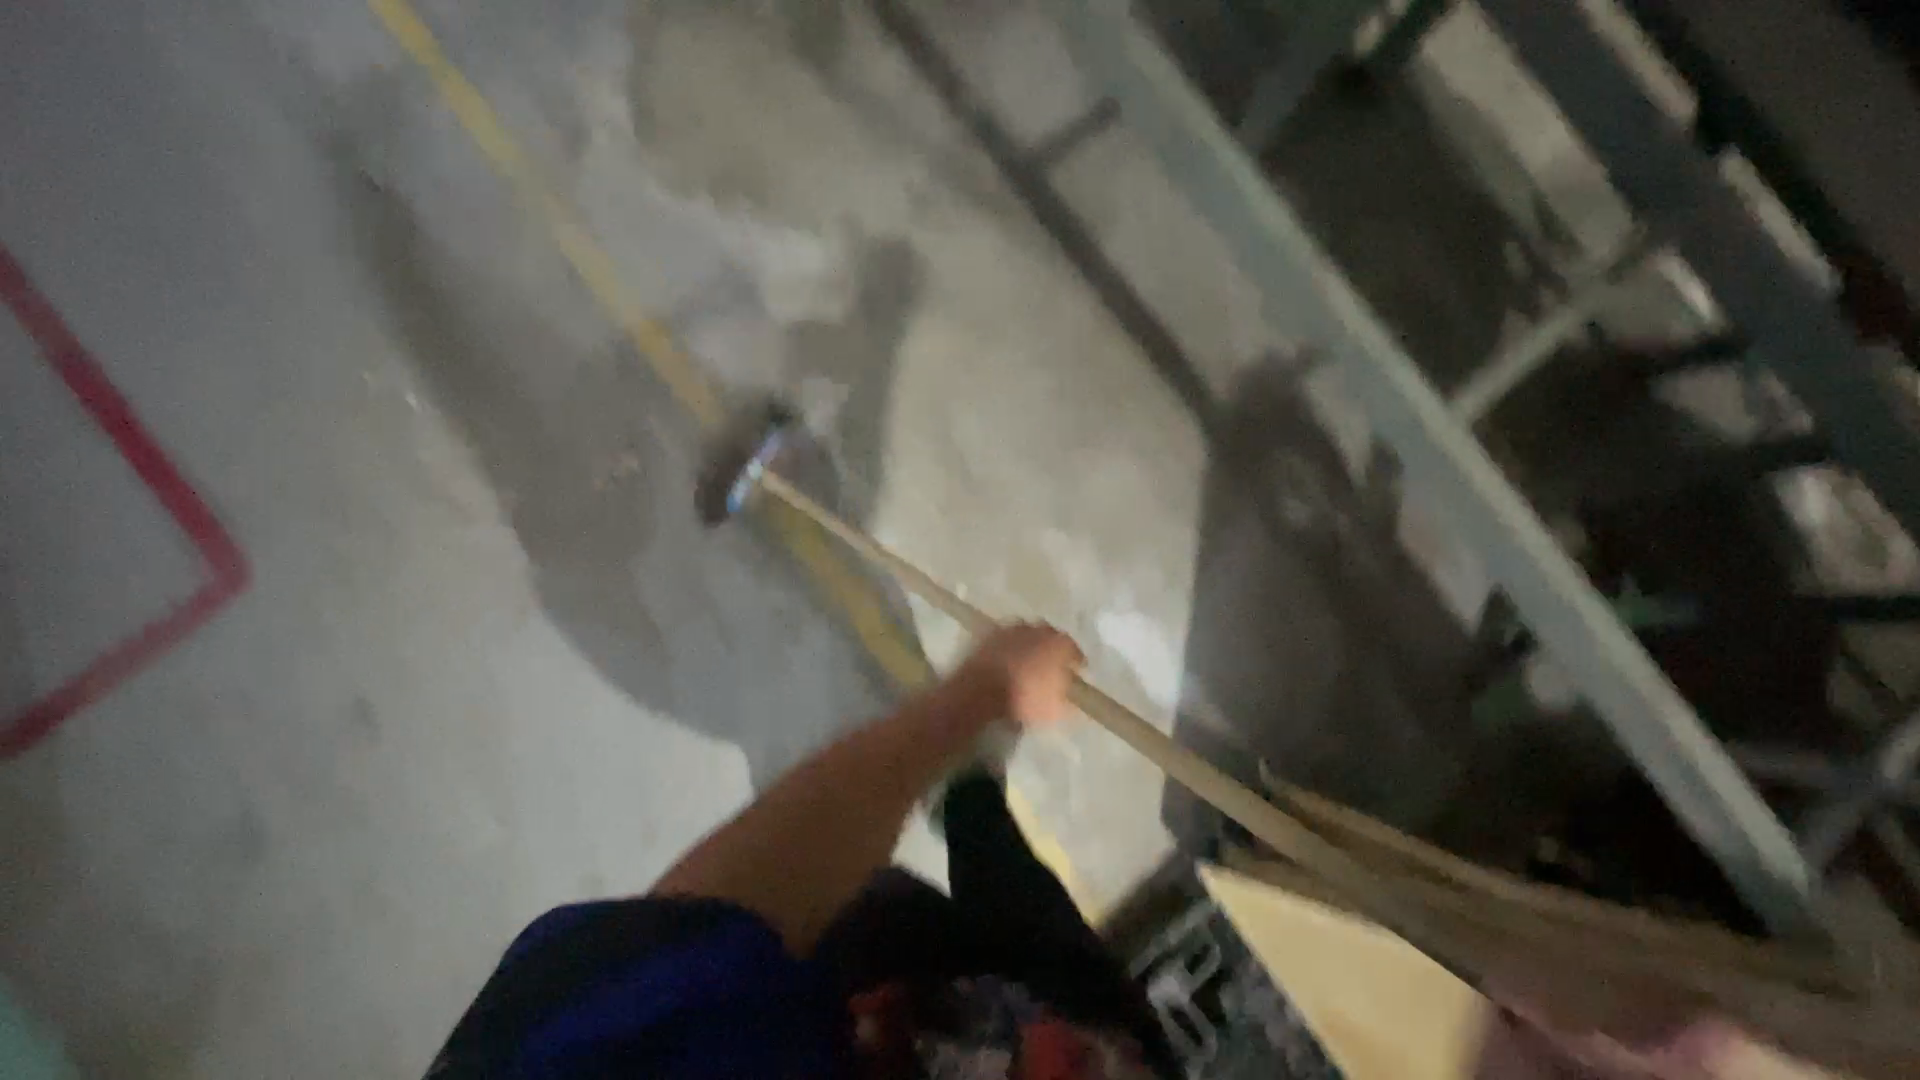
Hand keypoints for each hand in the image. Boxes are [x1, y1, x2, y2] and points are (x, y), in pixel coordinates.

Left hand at [953, 622, 1084, 728]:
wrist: (982, 690)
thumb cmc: (1024, 699)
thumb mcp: (1054, 710)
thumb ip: (1067, 700)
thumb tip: (1071, 700)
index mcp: (1059, 644)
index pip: (1073, 648)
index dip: (1075, 660)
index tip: (1076, 670)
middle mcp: (1037, 630)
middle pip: (1050, 635)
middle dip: (1051, 647)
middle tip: (1050, 663)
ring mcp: (1012, 629)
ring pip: (1026, 633)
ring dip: (1028, 644)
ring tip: (1026, 659)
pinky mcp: (989, 634)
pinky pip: (1004, 638)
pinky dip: (1007, 646)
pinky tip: (1005, 658)